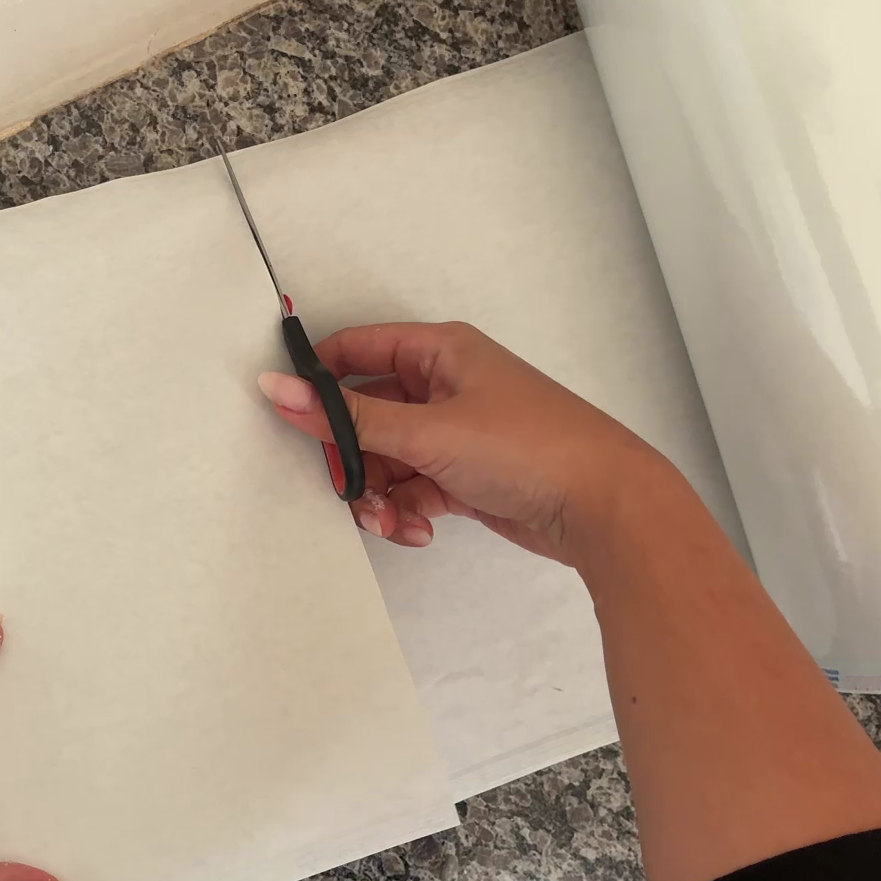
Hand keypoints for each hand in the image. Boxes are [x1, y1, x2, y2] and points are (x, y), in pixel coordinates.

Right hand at [258, 321, 665, 565]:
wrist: (606, 512)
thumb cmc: (521, 449)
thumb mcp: (423, 432)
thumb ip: (343, 417)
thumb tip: (274, 386)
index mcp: (438, 353)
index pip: (354, 350)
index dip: (317, 379)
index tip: (290, 416)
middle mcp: (441, 387)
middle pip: (362, 415)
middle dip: (351, 459)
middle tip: (349, 488)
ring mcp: (449, 432)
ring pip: (381, 458)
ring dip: (376, 496)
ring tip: (391, 522)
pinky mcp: (457, 472)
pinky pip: (407, 487)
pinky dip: (404, 510)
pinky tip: (418, 529)